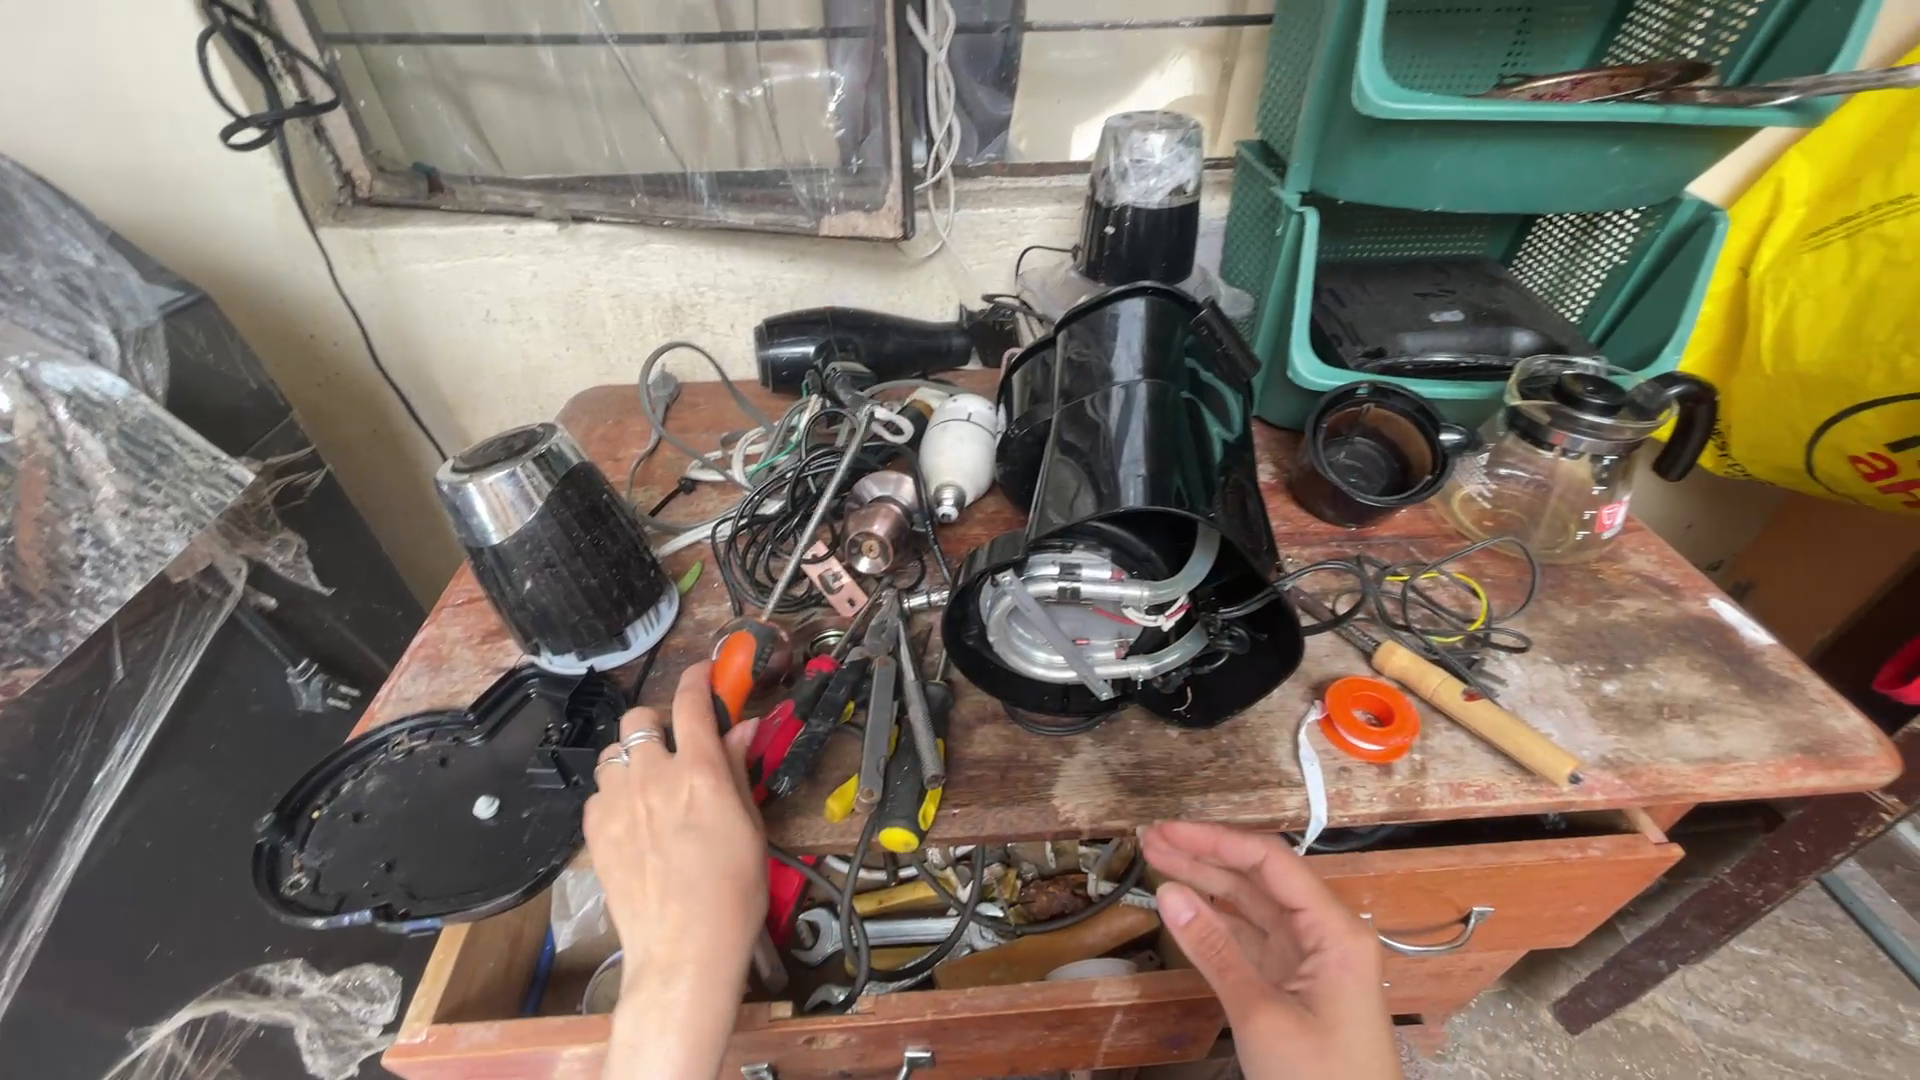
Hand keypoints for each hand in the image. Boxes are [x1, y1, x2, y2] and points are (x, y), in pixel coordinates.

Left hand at [584, 661, 765, 1079]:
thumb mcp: (750, 822)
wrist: (685, 947)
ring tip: (650, 784)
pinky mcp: (595, 833)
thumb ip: (739, 767)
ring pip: (612, 754)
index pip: (691, 704)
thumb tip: (744, 727)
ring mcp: (618, 805)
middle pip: (639, 720)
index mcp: (700, 771)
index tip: (704, 672)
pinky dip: (614, 794)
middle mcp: (653, 777)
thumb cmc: (734, 888)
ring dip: (632, 758)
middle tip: (675, 746)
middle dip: (656, 723)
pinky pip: (598, 793)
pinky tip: (633, 817)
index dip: (697, 679)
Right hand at [1140, 822, 1399, 1079]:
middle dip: (1203, 855)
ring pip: (1250, 903)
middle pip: (1258, 877)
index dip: (1215, 840)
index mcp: (1334, 930)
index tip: (1168, 831)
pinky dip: (1214, 920)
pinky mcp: (1292, 982)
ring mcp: (1307, 958)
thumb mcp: (1261, 1016)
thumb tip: (1168, 893)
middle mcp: (1323, 933)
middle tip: (1151, 839)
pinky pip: (1248, 936)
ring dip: (1203, 882)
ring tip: (1156, 859)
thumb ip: (1214, 950)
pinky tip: (1182, 906)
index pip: (1270, 861)